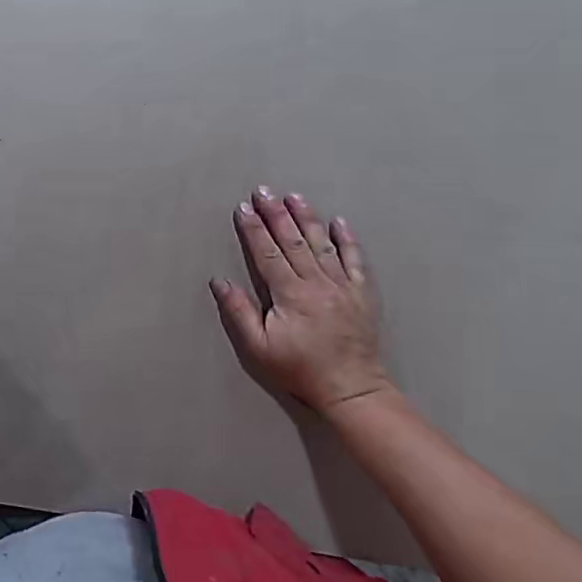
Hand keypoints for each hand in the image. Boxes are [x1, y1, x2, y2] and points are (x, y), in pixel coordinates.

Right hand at [209, 187, 392, 412]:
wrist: (353, 390)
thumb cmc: (300, 369)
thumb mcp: (259, 347)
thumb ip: (239, 312)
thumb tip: (219, 282)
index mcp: (291, 294)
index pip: (267, 253)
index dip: (253, 230)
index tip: (243, 208)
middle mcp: (318, 283)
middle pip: (293, 241)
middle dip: (275, 214)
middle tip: (263, 191)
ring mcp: (343, 286)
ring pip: (322, 244)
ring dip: (306, 218)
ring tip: (293, 196)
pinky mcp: (361, 294)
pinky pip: (355, 260)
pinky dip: (347, 240)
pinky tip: (338, 222)